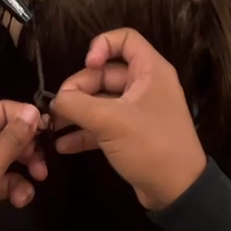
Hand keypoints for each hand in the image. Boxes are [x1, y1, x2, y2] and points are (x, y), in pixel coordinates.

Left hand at [0, 100, 47, 230]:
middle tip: (43, 162)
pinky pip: (6, 181)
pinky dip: (17, 188)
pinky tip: (20, 201)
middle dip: (29, 147)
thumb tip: (32, 110)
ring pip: (10, 159)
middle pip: (8, 134)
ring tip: (38, 181)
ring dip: (26, 169)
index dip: (25, 116)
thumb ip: (10, 140)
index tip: (49, 130)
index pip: (1, 110)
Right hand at [48, 29, 205, 210]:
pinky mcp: (130, 135)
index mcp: (150, 71)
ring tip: (53, 125)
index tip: (86, 66)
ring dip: (76, 111)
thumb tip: (56, 100)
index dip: (101, 46)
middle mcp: (144, 86)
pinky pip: (102, 125)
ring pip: (100, 101)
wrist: (177, 190)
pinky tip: (63, 145)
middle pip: (104, 74)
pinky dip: (84, 132)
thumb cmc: (150, 146)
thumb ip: (78, 105)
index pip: (125, 39)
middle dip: (78, 88)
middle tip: (58, 107)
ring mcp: (136, 112)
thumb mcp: (110, 121)